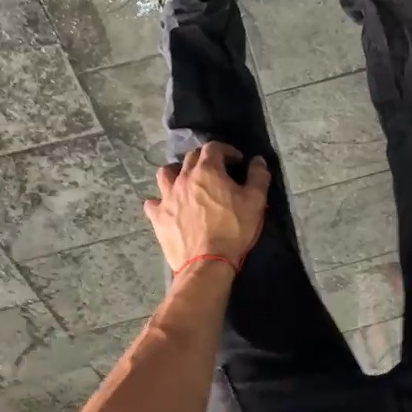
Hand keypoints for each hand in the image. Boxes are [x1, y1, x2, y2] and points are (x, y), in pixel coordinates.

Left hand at [145, 142, 270, 276]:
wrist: (207, 263)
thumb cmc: (234, 229)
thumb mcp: (255, 201)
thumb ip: (258, 176)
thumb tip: (257, 160)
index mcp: (207, 171)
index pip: (213, 147)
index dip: (227, 150)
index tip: (236, 161)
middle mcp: (183, 178)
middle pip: (190, 157)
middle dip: (205, 159)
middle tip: (217, 170)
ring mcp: (167, 197)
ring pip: (165, 173)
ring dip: (176, 172)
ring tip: (186, 181)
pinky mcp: (158, 217)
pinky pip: (152, 202)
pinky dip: (159, 201)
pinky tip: (166, 205)